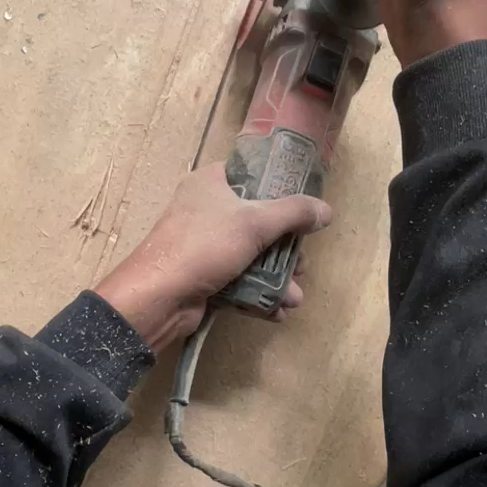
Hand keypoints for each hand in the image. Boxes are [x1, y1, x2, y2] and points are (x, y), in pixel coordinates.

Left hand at [94, 164, 331, 351]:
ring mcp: (203, 245)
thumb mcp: (255, 222)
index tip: (302, 207)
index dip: (278, 189)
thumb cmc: (204, 245)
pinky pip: (238, 282)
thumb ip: (294, 214)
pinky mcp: (202, 276)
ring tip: (294, 298)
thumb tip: (326, 210)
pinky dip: (257, 295)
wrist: (159, 297)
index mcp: (211, 183)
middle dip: (285, 249)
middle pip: (257, 221)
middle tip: (302, 264)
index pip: (250, 175)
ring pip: (250, 256)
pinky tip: (277, 311)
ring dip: (275, 278)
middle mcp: (205, 209)